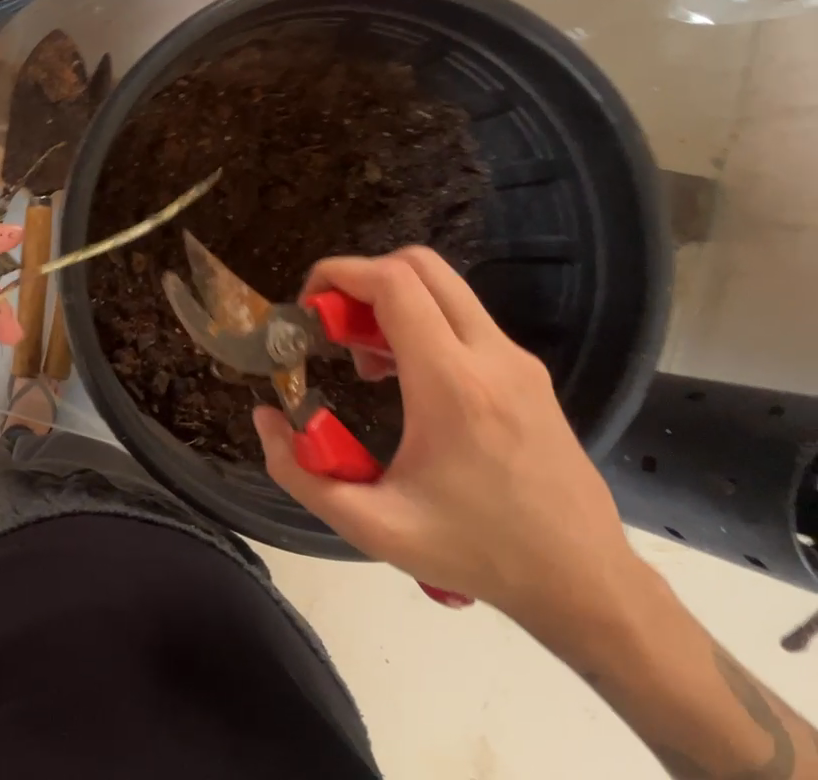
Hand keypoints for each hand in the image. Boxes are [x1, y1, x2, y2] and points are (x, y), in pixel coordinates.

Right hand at [252, 247, 639, 617]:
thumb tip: (264, 417)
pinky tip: (397, 379)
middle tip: (327, 326)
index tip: (304, 310)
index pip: (395, 284)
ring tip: (358, 361)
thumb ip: (297, 470)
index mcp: (451, 386)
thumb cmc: (473, 551)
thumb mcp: (366, 523)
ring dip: (388, 303)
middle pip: (421, 267)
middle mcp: (491, 358)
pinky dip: (417, 324)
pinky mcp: (527, 377)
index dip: (338, 275)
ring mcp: (516, 363)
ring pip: (444, 289)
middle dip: (359, 279)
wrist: (583, 580)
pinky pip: (462, 320)